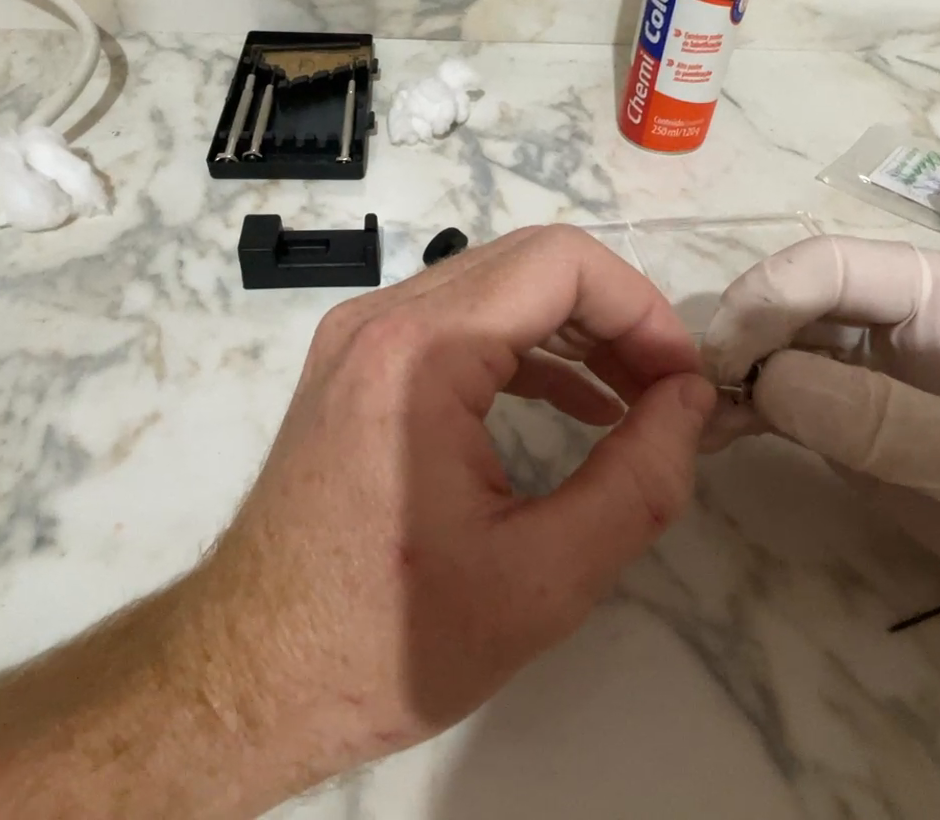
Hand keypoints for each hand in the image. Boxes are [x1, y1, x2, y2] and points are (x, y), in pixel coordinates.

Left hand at [189, 225, 715, 804]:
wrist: (248, 675)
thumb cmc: (388, 640)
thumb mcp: (543, 579)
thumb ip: (640, 481)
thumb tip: (691, 400)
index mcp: (420, 353)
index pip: (561, 264)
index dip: (642, 309)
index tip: (683, 382)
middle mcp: (380, 321)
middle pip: (529, 264)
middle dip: (614, 316)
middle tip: (667, 391)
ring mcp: (358, 340)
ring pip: (494, 288)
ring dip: (574, 330)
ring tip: (634, 397)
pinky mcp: (355, 368)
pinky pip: (458, 325)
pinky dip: (525, 349)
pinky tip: (574, 403)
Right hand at [702, 235, 939, 667]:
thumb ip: (895, 423)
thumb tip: (769, 384)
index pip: (840, 266)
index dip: (770, 299)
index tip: (722, 362)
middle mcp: (909, 326)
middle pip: (798, 301)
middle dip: (742, 335)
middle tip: (696, 395)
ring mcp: (881, 382)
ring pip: (781, 352)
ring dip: (732, 376)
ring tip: (693, 421)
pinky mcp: (861, 433)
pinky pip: (787, 407)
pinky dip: (745, 415)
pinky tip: (714, 437)